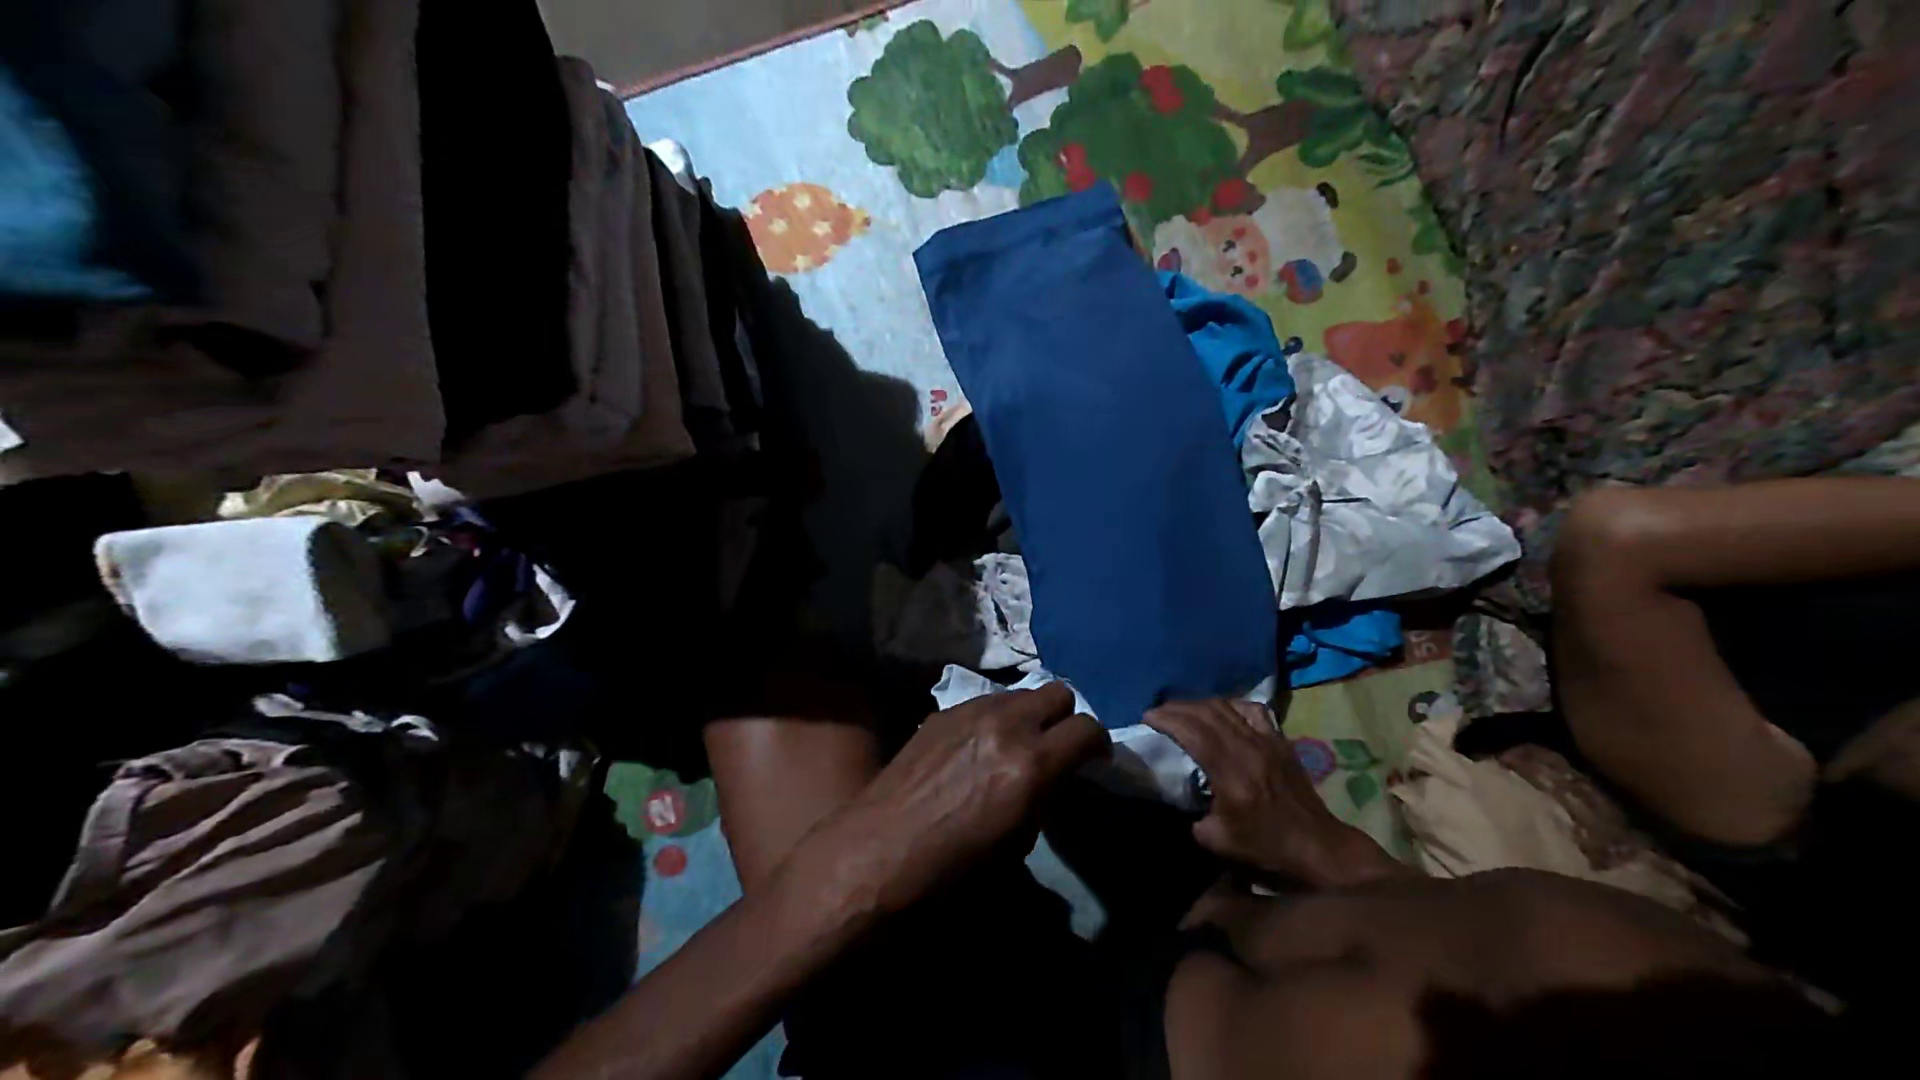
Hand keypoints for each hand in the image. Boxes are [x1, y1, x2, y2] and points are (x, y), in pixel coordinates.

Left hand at [789, 684, 1109, 916]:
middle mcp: (1005, 725)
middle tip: (1057, 747)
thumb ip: (1046, 795)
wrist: (881, 850)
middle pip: (1059, 692)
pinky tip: (980, 745)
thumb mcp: (1019, 842)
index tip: (1093, 761)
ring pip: (1021, 692)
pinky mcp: (943, 710)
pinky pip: (986, 700)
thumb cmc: (953, 868)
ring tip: (1017, 743)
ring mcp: (970, 711)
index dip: (1098, 745)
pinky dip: (997, 716)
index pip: (1088, 729)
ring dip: (1030, 714)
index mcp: (1031, 764)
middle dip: (1066, 718)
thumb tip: (1056, 776)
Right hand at [1143, 699, 1410, 887]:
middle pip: (1207, 713)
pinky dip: (1231, 704)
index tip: (1147, 716)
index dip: (1167, 719)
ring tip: (1183, 710)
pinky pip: (1253, 710)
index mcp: (1230, 774)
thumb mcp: (1217, 841)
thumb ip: (1193, 816)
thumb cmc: (1267, 848)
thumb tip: (1180, 797)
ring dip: (1200, 704)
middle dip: (1177, 707)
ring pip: (1228, 707)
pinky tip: (1222, 710)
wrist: (1318, 848)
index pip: (1193, 732)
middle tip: (1159, 711)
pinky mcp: (1280, 742)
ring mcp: (1267, 741)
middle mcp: (1248, 749)